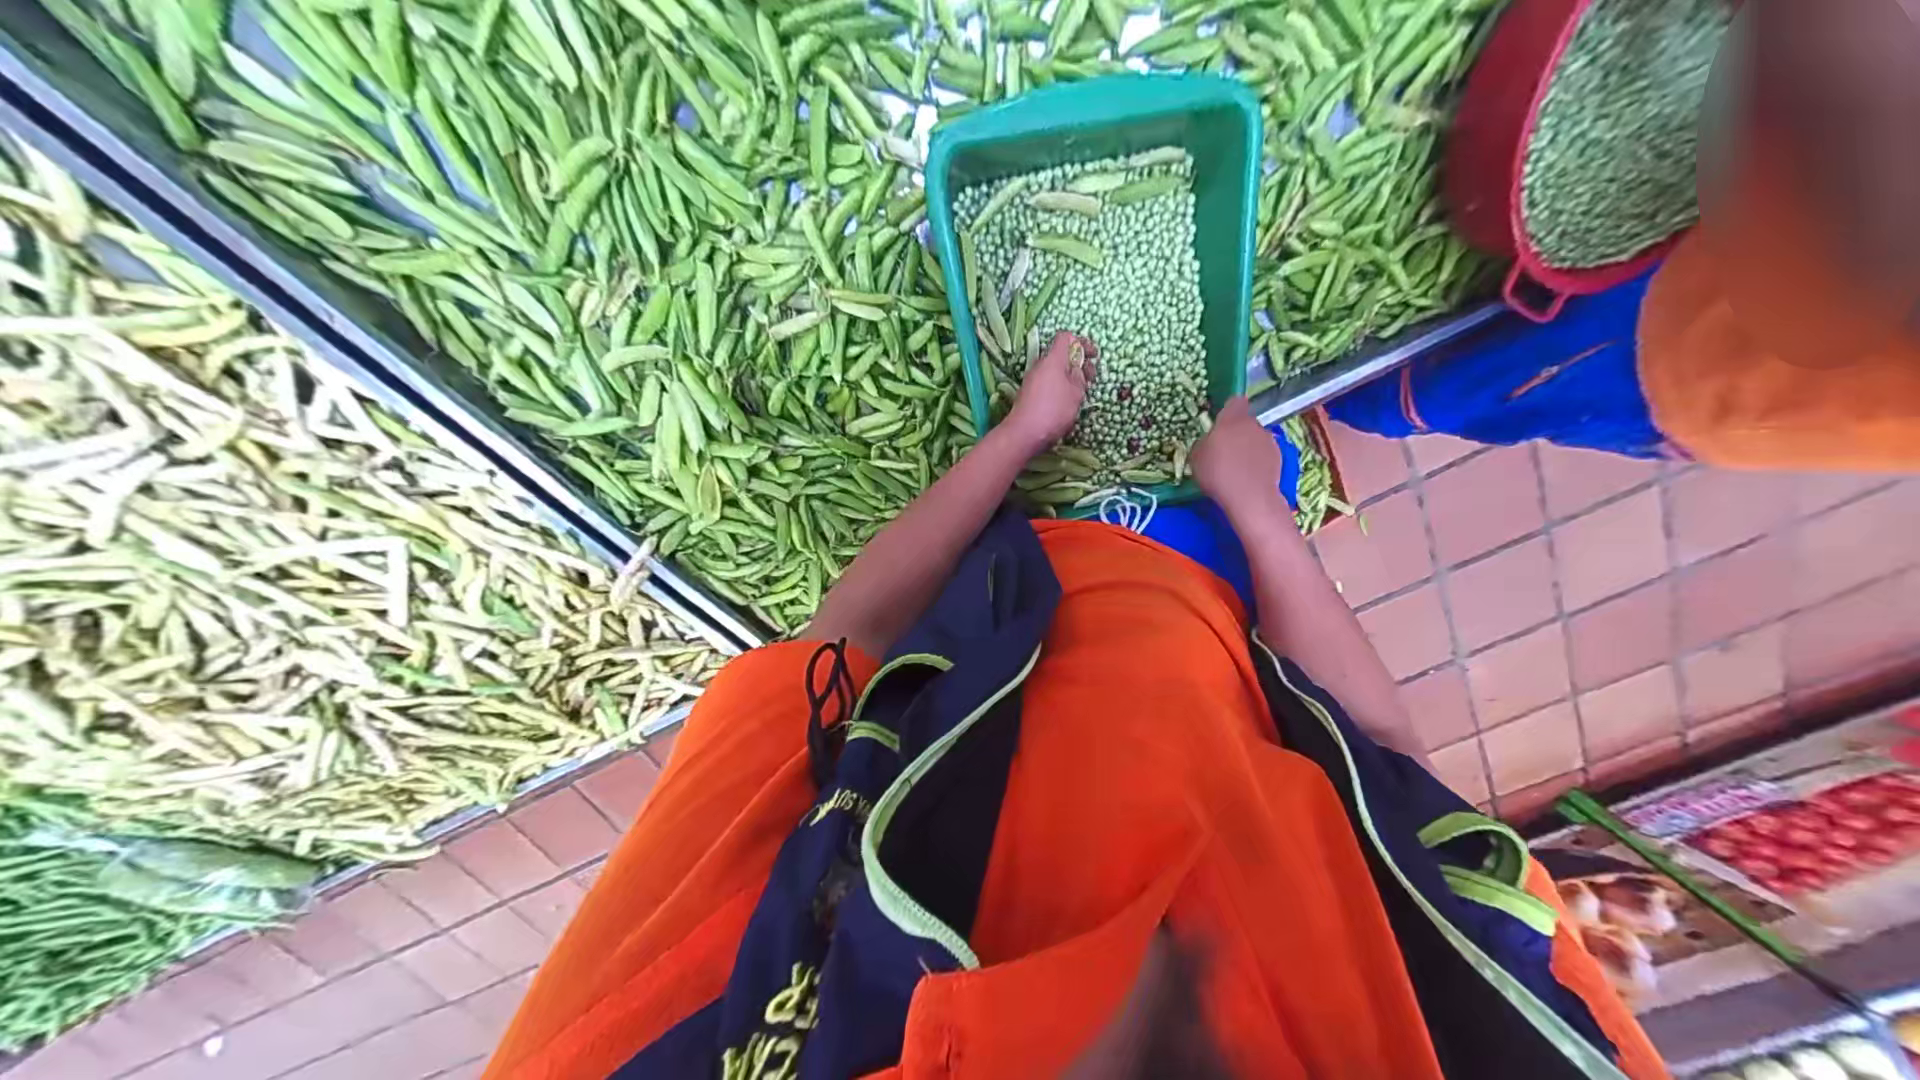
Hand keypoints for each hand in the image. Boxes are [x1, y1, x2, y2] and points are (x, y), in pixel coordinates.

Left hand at [1004, 330, 1096, 452]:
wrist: (1024, 433)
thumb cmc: (1054, 410)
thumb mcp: (1076, 392)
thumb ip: (1079, 377)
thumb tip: (1076, 369)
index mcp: (1053, 359)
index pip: (1066, 337)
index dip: (1082, 342)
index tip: (1093, 356)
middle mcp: (1040, 366)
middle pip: (1061, 356)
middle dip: (1078, 363)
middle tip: (1090, 379)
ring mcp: (1032, 381)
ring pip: (1055, 372)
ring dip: (1070, 378)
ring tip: (1080, 394)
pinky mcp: (1029, 395)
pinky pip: (1048, 384)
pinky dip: (1060, 388)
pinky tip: (1066, 404)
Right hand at [1190, 396, 1284, 519]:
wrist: (1250, 496)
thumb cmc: (1217, 472)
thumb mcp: (1196, 457)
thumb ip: (1203, 443)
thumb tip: (1209, 442)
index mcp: (1232, 419)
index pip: (1234, 402)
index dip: (1228, 410)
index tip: (1220, 423)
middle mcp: (1253, 425)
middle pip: (1245, 423)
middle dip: (1236, 433)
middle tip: (1223, 452)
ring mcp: (1269, 440)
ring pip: (1255, 439)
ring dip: (1247, 448)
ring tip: (1236, 468)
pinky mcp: (1279, 458)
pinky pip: (1264, 455)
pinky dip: (1257, 462)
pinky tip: (1248, 477)